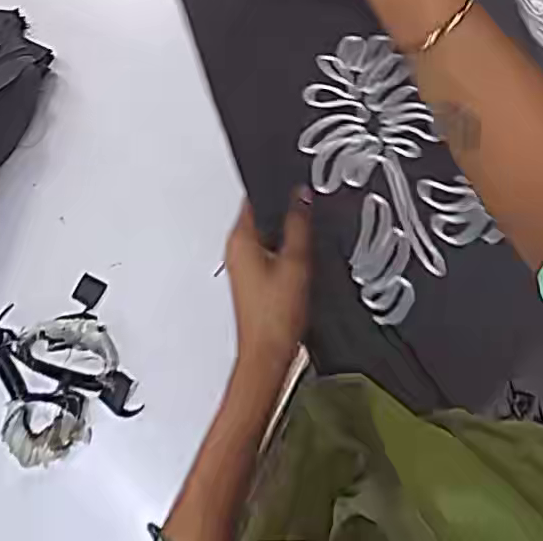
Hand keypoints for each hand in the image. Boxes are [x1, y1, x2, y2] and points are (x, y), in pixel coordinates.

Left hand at [223, 190, 311, 374]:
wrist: (268, 355)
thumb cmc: (274, 316)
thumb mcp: (296, 262)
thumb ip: (299, 223)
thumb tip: (301, 196)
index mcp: (239, 238)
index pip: (254, 196)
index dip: (276, 188)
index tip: (294, 185)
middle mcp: (236, 249)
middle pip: (262, 215)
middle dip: (284, 212)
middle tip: (306, 211)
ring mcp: (242, 265)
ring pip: (267, 235)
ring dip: (285, 234)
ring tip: (305, 241)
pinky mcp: (252, 279)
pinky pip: (269, 253)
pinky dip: (284, 253)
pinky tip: (299, 264)